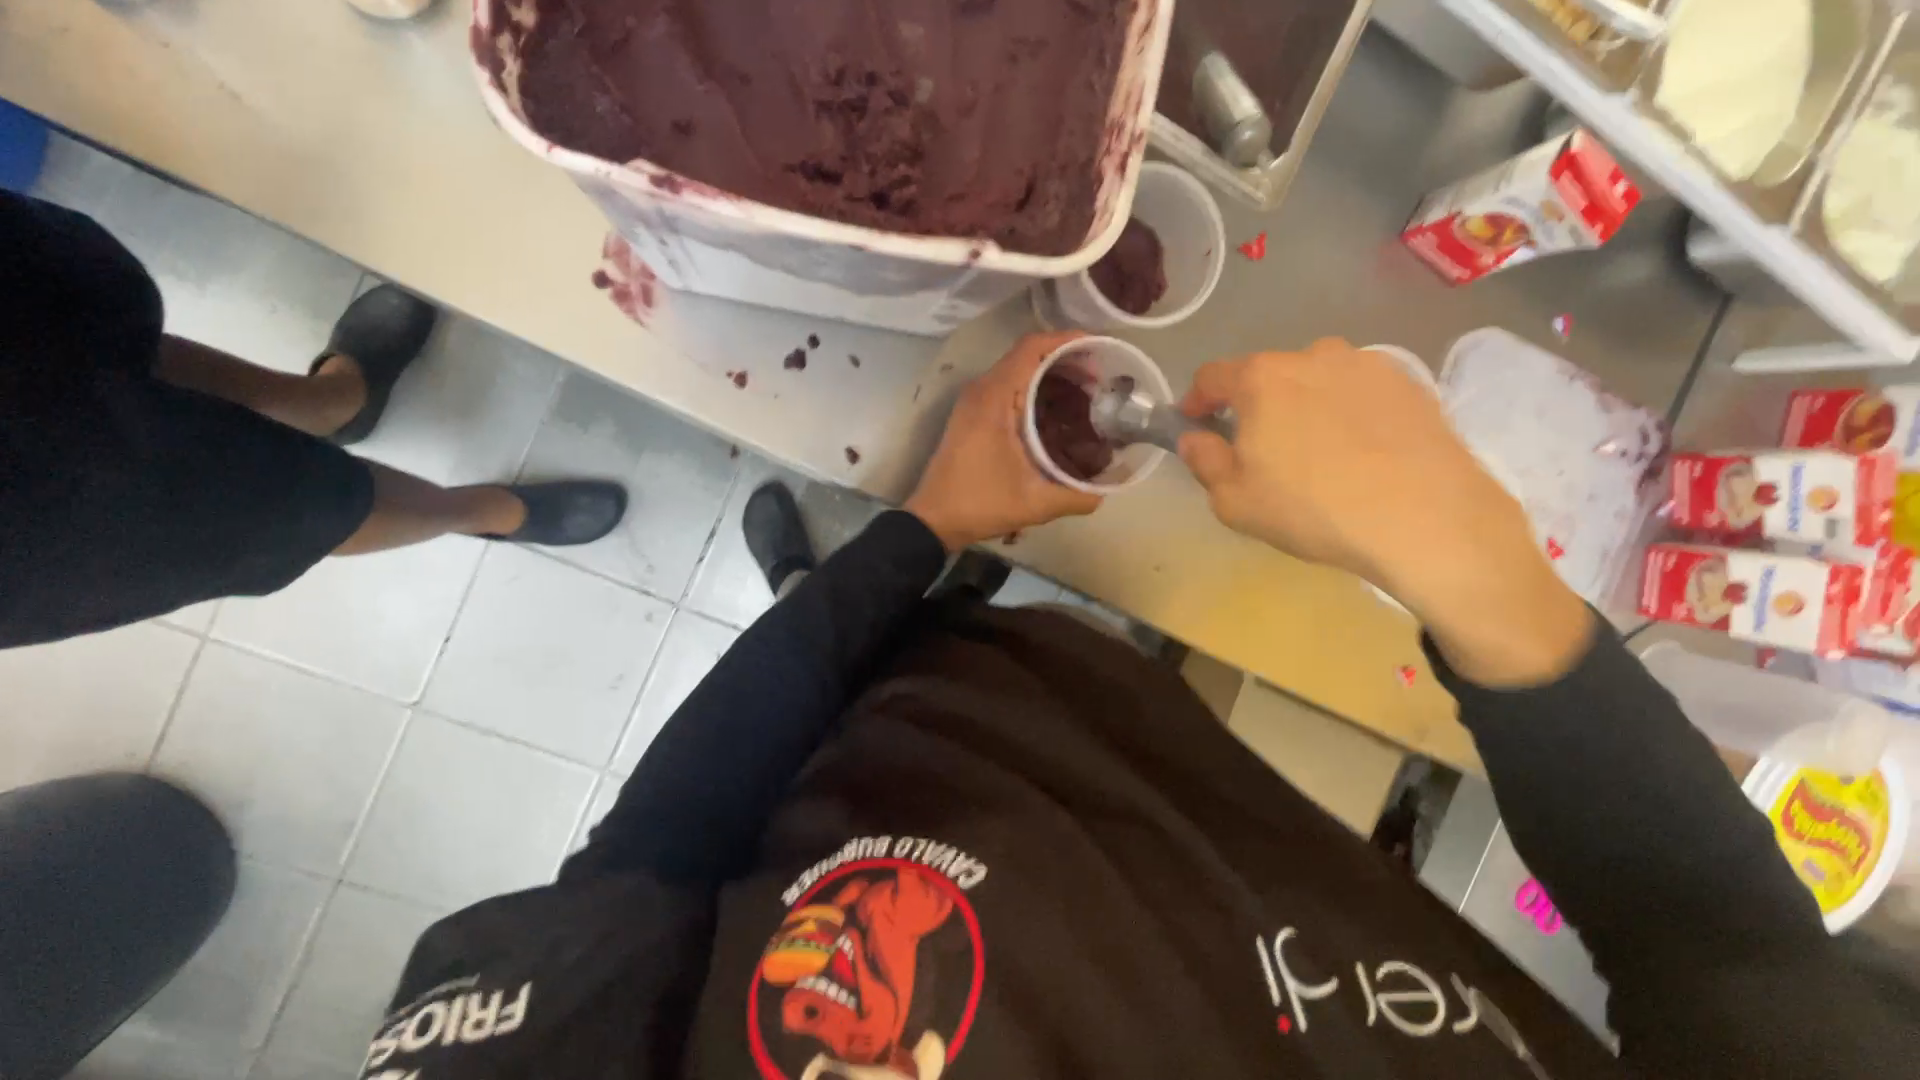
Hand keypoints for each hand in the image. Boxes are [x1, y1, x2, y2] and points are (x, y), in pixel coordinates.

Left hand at [906, 332, 1103, 551]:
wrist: (934, 520)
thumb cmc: (981, 504)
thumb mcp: (1036, 502)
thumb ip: (1077, 496)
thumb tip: (1104, 491)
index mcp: (995, 397)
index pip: (1033, 347)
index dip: (1069, 341)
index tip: (1100, 350)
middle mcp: (982, 390)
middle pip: (1028, 355)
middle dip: (1067, 361)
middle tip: (1100, 382)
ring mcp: (974, 401)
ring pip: (1019, 371)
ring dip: (1052, 377)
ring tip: (1086, 397)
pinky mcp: (972, 415)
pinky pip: (1009, 388)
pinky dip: (1036, 392)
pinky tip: (1058, 415)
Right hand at [1177, 338, 1589, 685]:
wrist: (1427, 518)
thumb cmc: (1314, 509)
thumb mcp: (1235, 501)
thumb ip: (1204, 461)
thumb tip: (1195, 438)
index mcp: (1262, 378)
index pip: (1212, 376)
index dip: (1196, 400)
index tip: (1194, 424)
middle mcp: (1312, 356)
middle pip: (1267, 376)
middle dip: (1255, 406)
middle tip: (1261, 450)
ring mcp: (1367, 365)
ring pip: (1317, 381)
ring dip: (1305, 406)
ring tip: (1317, 452)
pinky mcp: (1410, 383)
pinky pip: (1360, 394)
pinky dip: (1348, 414)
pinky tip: (1361, 453)